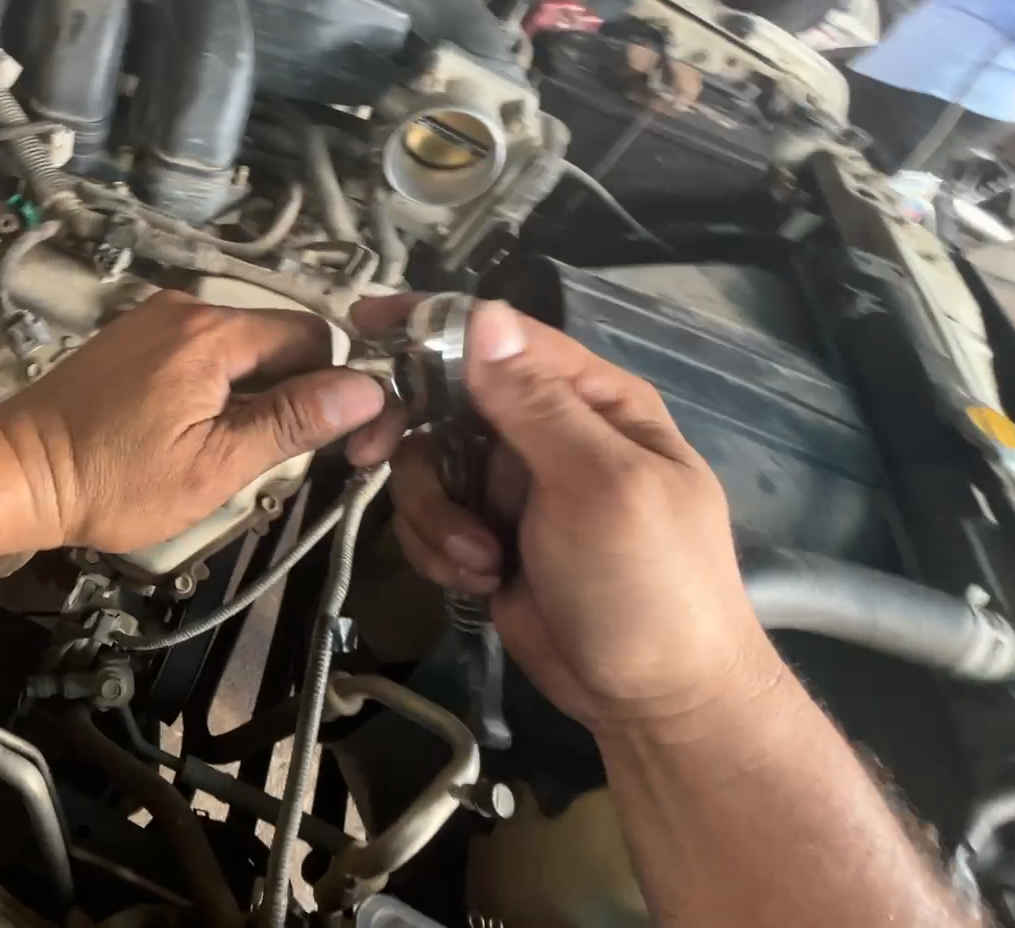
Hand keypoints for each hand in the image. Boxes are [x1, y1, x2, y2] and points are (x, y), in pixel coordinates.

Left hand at [0, 291, 385, 551]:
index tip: (325, 441)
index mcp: (212, 334)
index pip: (312, 337)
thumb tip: (370, 388)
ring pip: (236, 348)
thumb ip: (292, 422)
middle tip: (266, 456)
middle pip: (273, 339)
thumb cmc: (115, 481)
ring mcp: (151, 319)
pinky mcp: (130, 337)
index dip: (332, 387)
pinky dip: (211, 385)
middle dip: (288, 393)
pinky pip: (197, 351)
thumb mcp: (214, 464)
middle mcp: (184, 309)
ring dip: (248, 393)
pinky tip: (186, 428)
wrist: (22, 471)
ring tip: (220, 447)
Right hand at [351, 297, 783, 737]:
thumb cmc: (647, 584)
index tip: (365, 324)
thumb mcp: (597, 485)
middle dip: (410, 441)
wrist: (649, 700)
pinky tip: (477, 577)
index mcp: (586, 401)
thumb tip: (483, 314)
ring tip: (479, 559)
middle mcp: (538, 431)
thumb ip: (535, 403)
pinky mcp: (476, 528)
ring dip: (435, 516)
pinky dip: (436, 546)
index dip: (430, 325)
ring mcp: (504, 483)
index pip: (499, 337)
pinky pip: (422, 514)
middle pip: (439, 402)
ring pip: (421, 465)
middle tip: (369, 457)